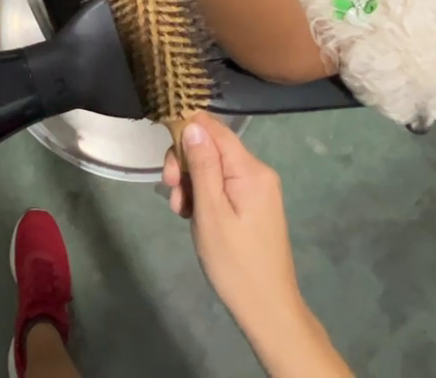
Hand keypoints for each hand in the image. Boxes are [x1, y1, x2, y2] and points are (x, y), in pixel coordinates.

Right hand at [161, 115, 299, 319]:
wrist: (267, 309)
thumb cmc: (235, 262)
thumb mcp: (211, 212)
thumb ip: (202, 166)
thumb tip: (192, 125)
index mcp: (250, 170)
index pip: (212, 128)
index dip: (185, 133)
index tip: (168, 164)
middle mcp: (258, 171)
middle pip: (211, 146)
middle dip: (185, 163)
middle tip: (172, 192)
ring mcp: (257, 188)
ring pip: (212, 166)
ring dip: (191, 182)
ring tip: (182, 211)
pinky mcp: (253, 202)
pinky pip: (221, 183)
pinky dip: (203, 194)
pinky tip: (194, 215)